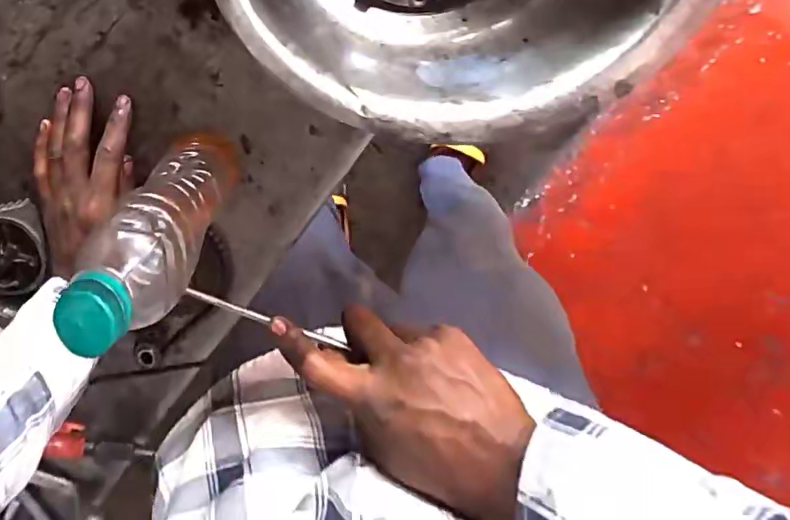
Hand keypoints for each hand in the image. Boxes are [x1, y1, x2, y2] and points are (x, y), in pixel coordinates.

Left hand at [32, 76, 132, 276]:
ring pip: (54, 151)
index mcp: (100, 203)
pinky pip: (39, 170)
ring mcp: (57, 200)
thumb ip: (130, 190)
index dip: (117, 125)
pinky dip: (39, 145)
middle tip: (83, 84)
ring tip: (63, 93)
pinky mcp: (46, 205)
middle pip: (74, 145)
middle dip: (79, 111)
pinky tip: (42, 124)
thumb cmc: (115, 262)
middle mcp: (74, 197)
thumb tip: (129, 159)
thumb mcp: (133, 226)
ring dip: (58, 119)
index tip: (124, 101)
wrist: (81, 295)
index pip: (109, 154)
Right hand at [273, 306, 534, 519]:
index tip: (277, 323)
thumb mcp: (388, 450)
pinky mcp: (450, 333)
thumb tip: (355, 381)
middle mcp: (394, 361)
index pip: (321, 365)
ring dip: (398, 345)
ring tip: (426, 375)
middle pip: (356, 318)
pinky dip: (430, 350)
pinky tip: (451, 375)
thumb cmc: (444, 471)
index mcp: (373, 397)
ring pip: (394, 326)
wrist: (512, 466)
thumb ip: (363, 409)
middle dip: (358, 332)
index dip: (294, 343)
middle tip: (373, 354)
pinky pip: (426, 332)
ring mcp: (424, 342)